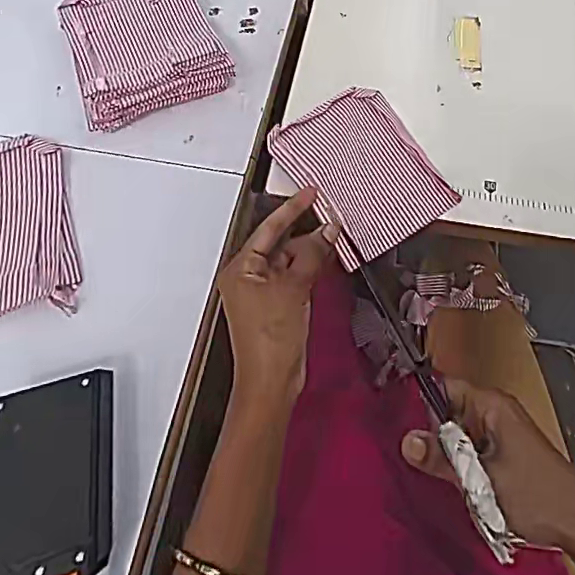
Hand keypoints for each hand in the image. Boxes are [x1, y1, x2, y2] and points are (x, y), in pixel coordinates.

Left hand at [216, 187, 339, 410]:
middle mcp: (247, 278)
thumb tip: (326, 231)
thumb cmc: (269, 342)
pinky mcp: (276, 305)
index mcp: (240, 269)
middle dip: (304, 231)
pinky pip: (294, 276)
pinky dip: (310, 267)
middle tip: (329, 215)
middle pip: (279, 243)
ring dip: (310, 250)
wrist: (272, 381)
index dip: (291, 209)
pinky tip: (326, 259)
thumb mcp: (294, 288)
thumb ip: (312, 255)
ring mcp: (262, 292)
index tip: (309, 193)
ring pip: (289, 260)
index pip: (268, 229)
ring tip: (333, 237)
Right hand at [400, 379, 574, 549]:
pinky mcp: (504, 451)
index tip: (394, 412)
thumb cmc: (538, 497)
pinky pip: (471, 446)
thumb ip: (442, 458)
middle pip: (448, 408)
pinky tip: (449, 478)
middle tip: (406, 447)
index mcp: (492, 405)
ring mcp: (501, 431)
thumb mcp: (481, 480)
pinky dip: (459, 460)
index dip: (418, 396)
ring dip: (444, 448)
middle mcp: (496, 411)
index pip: (444, 384)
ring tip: (424, 465)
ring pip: (458, 431)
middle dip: (428, 427)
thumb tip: (407, 440)